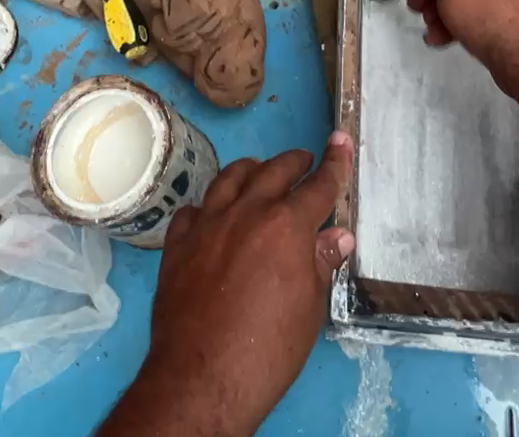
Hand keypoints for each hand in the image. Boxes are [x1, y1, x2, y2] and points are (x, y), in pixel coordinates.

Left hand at [100, 134, 354, 436]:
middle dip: (294, 161)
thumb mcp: (310, 308)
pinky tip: (212, 215)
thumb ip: (322, 262)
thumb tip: (338, 235)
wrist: (202, 378)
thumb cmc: (269, 349)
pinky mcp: (178, 243)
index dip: (335, 163)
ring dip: (251, 170)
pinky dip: (208, 207)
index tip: (340, 141)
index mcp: (287, 225)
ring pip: (230, 178)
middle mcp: (247, 212)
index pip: (319, 185)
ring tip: (259, 171)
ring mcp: (208, 224)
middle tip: (305, 160)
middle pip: (274, 171)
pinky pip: (193, 210)